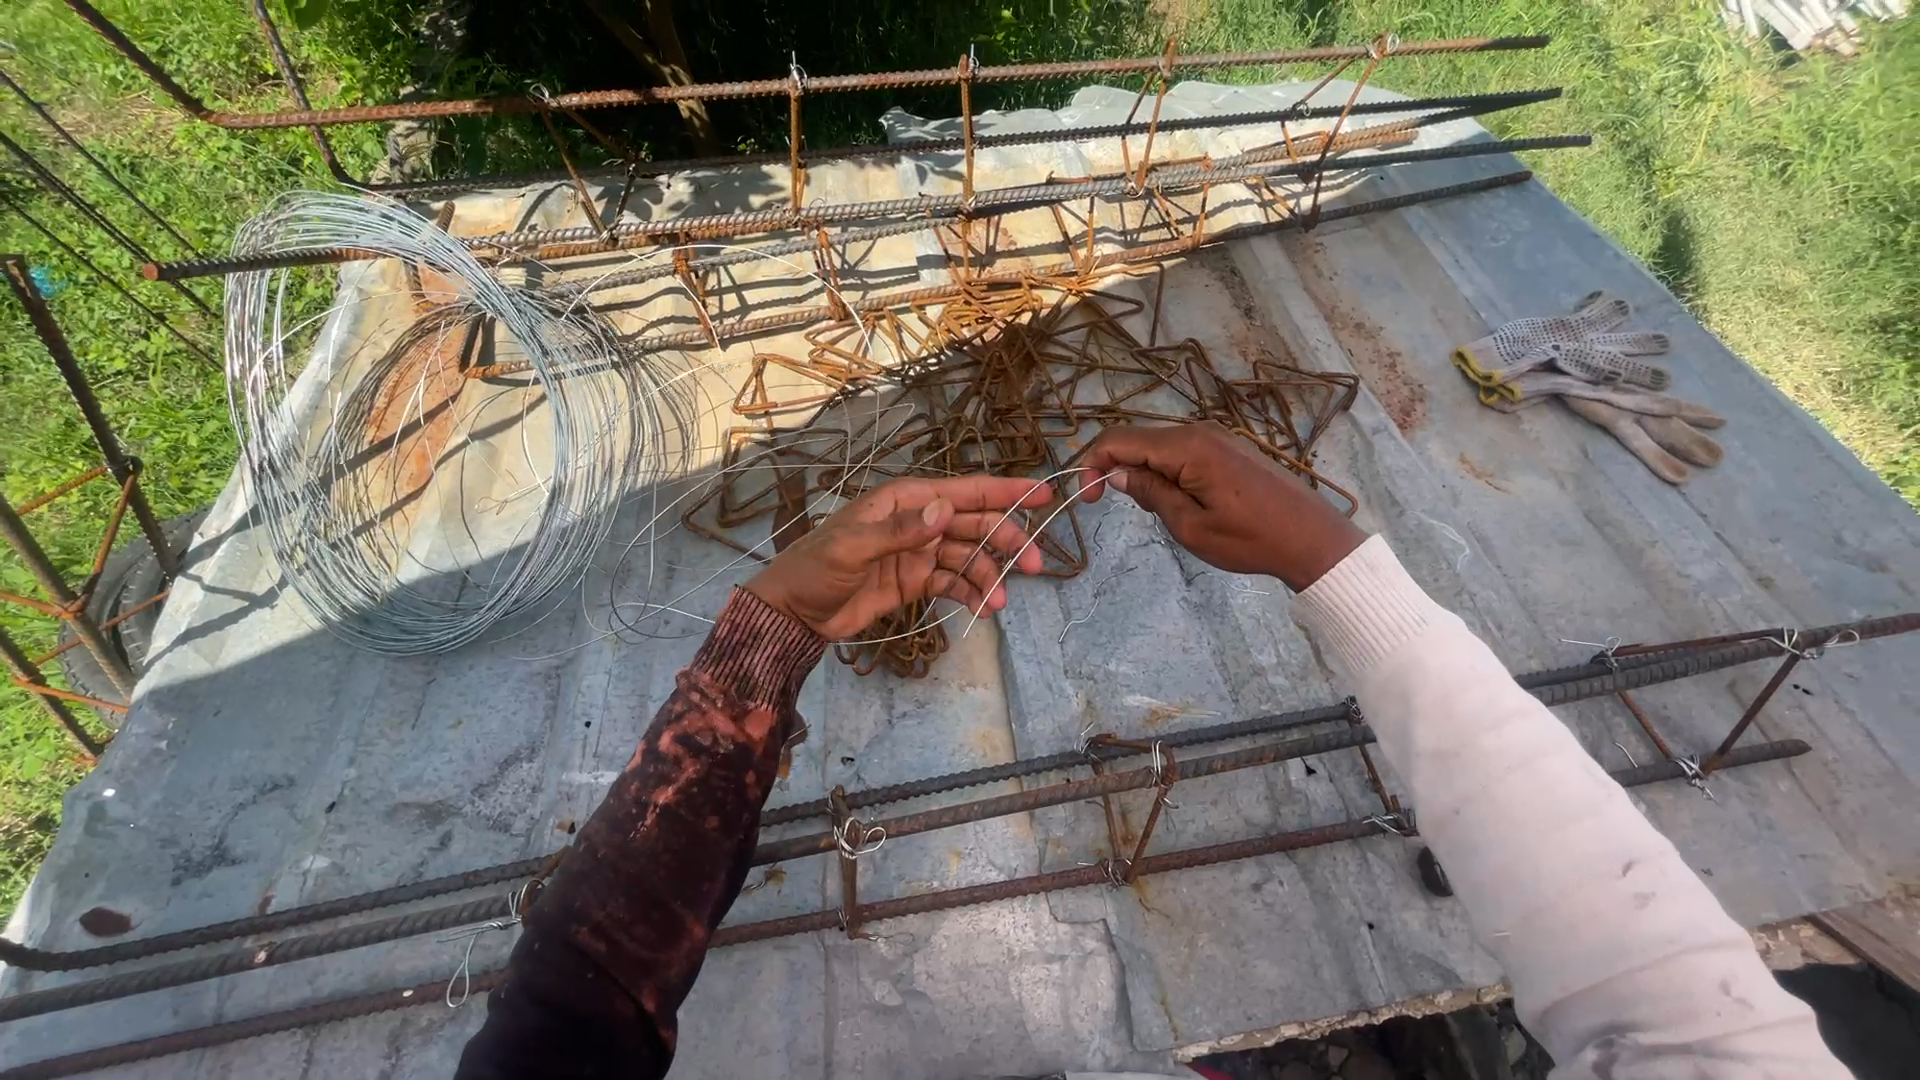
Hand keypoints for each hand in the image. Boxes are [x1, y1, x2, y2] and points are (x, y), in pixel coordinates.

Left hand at [745, 475, 1052, 638]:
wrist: (794, 613)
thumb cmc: (814, 570)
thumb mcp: (851, 549)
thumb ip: (898, 531)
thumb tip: (943, 510)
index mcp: (904, 501)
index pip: (962, 491)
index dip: (1005, 491)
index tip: (1043, 495)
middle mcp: (918, 521)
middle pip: (975, 524)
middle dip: (1007, 540)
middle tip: (1034, 565)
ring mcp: (919, 552)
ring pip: (968, 556)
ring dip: (990, 575)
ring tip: (1001, 601)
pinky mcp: (916, 581)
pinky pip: (953, 583)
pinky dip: (971, 594)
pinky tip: (983, 609)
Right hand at [1077, 423, 1366, 590]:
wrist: (1312, 538)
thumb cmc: (1250, 539)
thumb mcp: (1189, 526)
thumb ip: (1150, 492)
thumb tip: (1117, 473)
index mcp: (1186, 447)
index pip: (1118, 440)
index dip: (1093, 464)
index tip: (1089, 498)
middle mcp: (1198, 431)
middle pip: (1137, 440)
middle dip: (1117, 469)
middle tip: (1123, 507)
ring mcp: (1215, 437)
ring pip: (1158, 447)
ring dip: (1143, 473)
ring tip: (1160, 511)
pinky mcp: (1227, 447)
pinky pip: (1181, 452)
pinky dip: (1166, 472)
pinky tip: (1180, 501)